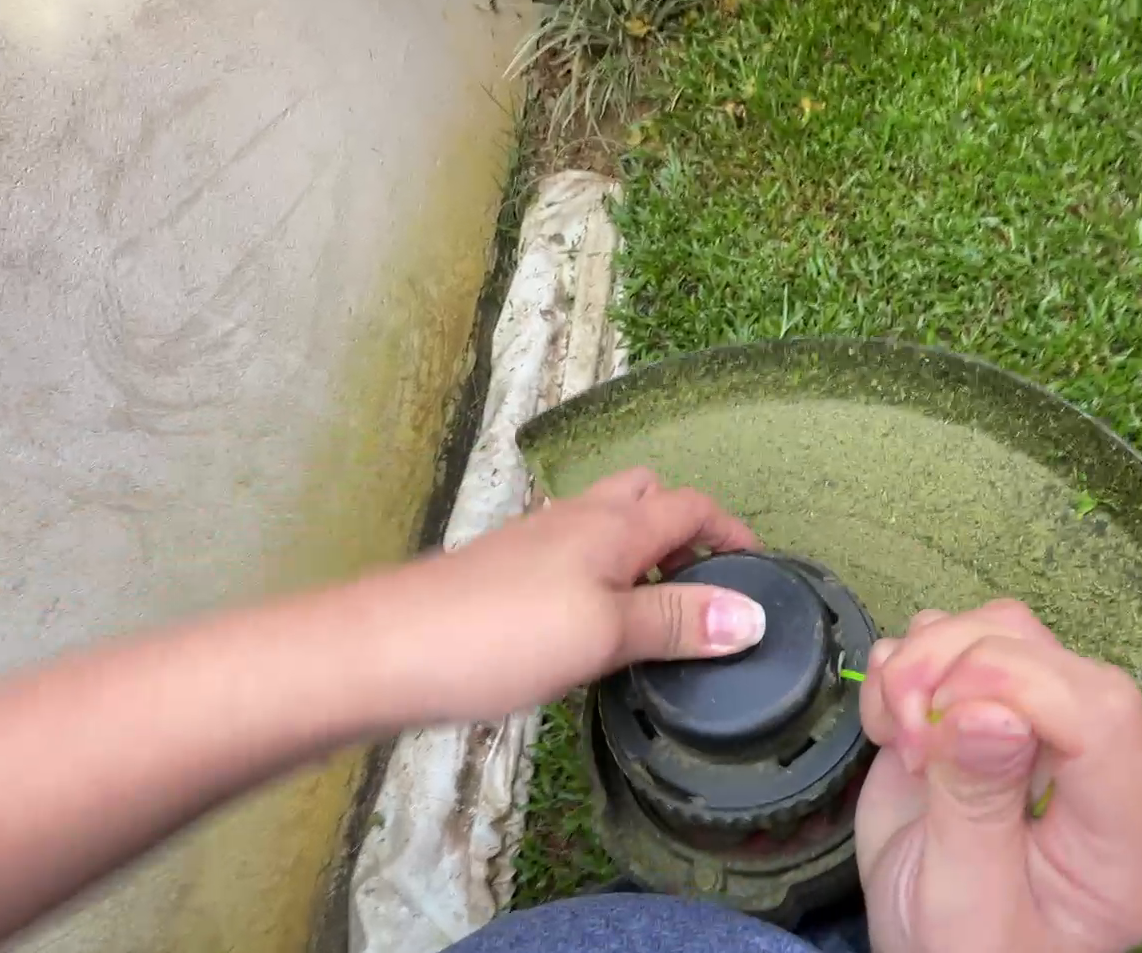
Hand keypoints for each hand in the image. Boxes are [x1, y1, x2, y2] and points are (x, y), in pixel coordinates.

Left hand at [332, 467, 763, 725]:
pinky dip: (606, 569)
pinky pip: (578, 550)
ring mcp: (539, 539)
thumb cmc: (503, 634)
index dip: (731, 530)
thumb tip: (754, 615)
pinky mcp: (510, 567)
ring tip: (655, 609)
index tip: (758, 571)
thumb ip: (678, 621)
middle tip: (700, 583)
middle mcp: (579, 518)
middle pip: (647, 493)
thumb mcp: (605, 632)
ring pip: (609, 522)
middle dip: (684, 526)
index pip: (691, 505)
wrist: (384, 647)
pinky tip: (594, 619)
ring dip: (644, 549)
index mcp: (612, 524)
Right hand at [854, 601, 1141, 952]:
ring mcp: (1036, 728)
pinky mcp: (980, 705)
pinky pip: (950, 637)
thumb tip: (988, 707)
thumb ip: (977, 806)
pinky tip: (888, 727)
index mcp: (1120, 840)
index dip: (1016, 687)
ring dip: (924, 660)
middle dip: (951, 668)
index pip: (1104, 713)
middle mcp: (1091, 768)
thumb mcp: (961, 906)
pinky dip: (901, 664)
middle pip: (1043, 653)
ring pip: (997, 629)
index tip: (934, 730)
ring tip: (895, 734)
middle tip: (905, 740)